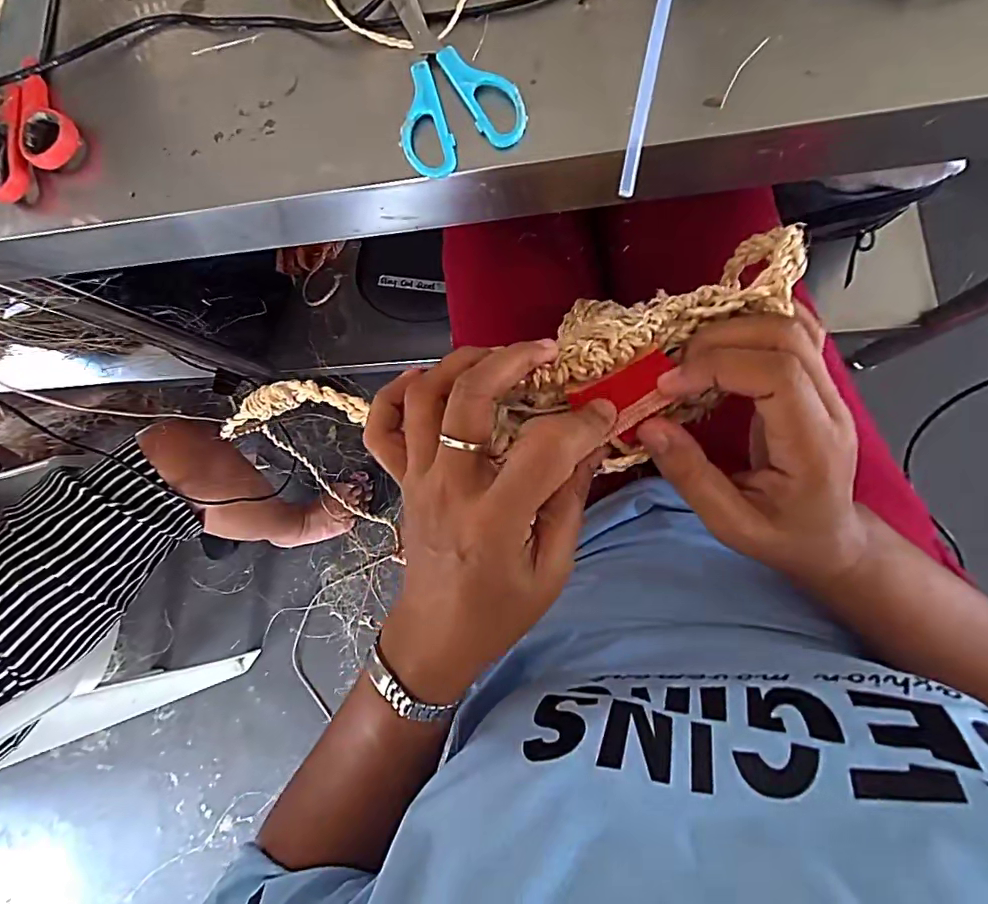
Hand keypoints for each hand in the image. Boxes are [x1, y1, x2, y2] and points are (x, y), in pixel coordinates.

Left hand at [363, 342, 616, 703]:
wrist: (435, 637)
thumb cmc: (500, 611)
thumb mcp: (553, 567)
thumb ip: (570, 499)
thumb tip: (589, 442)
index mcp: (494, 518)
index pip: (542, 447)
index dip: (581, 422)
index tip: (604, 411)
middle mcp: (449, 487)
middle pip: (470, 398)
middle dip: (512, 360)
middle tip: (546, 351)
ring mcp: (417, 478)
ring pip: (425, 396)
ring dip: (461, 362)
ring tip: (498, 354)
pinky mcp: (401, 479)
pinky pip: (383, 427)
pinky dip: (397, 393)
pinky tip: (426, 378)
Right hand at [635, 311, 873, 586]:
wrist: (833, 538)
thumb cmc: (786, 536)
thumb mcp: (732, 524)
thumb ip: (691, 475)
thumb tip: (649, 426)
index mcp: (813, 444)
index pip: (777, 373)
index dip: (716, 366)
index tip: (668, 385)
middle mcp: (831, 406)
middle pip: (785, 336)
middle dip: (718, 339)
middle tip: (674, 368)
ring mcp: (831, 388)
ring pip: (792, 323)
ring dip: (733, 326)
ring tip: (692, 353)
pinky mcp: (819, 379)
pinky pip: (797, 329)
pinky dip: (756, 321)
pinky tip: (724, 336)